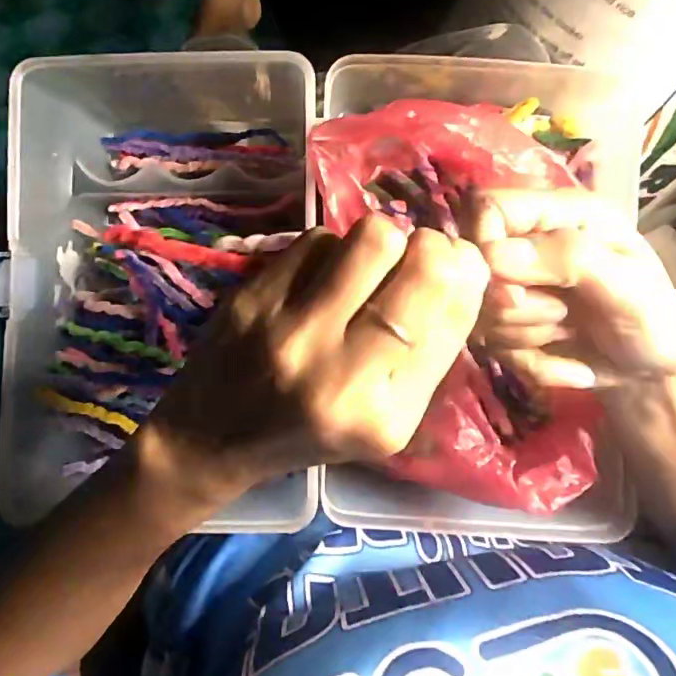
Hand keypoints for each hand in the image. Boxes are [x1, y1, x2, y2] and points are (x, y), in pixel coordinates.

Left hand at [140, 215, 490, 515]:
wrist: (210, 438)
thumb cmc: (305, 435)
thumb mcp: (381, 425)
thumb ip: (424, 359)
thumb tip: (460, 275)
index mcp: (384, 416)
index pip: (449, 318)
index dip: (466, 276)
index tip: (464, 261)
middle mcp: (340, 372)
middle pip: (419, 267)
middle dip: (433, 247)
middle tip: (424, 251)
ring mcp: (290, 329)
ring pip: (369, 237)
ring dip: (382, 240)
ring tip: (370, 262)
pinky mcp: (252, 298)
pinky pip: (317, 240)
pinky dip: (331, 248)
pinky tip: (322, 274)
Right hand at [468, 188, 675, 388]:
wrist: (654, 377)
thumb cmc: (654, 320)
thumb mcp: (627, 285)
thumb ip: (567, 258)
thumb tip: (493, 254)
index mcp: (560, 211)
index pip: (488, 206)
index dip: (486, 243)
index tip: (512, 291)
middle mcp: (528, 240)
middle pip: (474, 263)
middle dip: (514, 304)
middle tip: (562, 316)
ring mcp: (510, 281)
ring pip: (477, 307)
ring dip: (523, 333)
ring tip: (568, 332)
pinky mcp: (500, 320)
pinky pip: (486, 342)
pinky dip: (525, 359)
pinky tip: (561, 357)